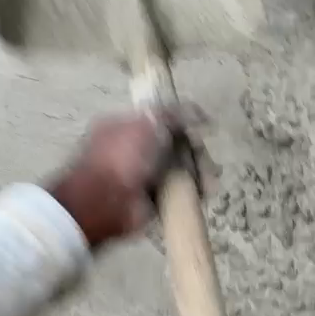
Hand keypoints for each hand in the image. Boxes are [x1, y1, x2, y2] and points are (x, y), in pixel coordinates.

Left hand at [46, 109, 211, 247]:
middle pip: (177, 144)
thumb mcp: (146, 122)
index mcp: (125, 126)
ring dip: (200, 170)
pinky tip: (206, 189)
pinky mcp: (155, 198)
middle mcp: (134, 149)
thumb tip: (201, 115)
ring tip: (210, 176)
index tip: (203, 128)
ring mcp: (144, 175)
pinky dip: (196, 190)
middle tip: (205, 157)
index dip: (185, 123)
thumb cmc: (121, 156)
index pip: (163, 119)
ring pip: (183, 167)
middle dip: (196, 150)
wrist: (104, 202)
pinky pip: (182, 190)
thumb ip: (174, 113)